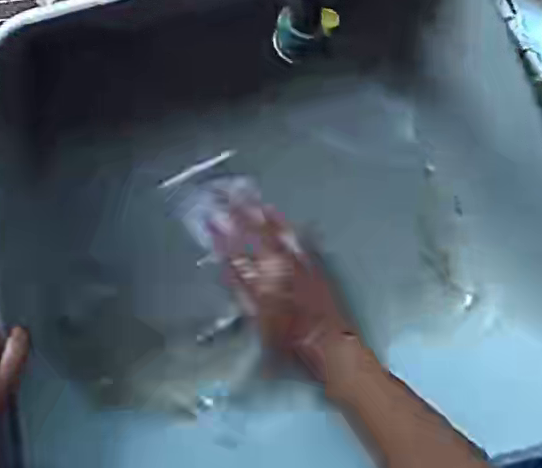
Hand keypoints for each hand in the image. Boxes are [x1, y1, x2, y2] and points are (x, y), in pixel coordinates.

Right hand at [209, 197, 363, 380]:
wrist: (331, 347)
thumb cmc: (289, 341)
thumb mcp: (257, 320)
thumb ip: (239, 289)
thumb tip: (225, 264)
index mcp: (259, 280)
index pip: (234, 251)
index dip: (221, 235)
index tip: (210, 219)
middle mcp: (276, 265)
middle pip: (251, 233)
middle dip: (235, 212)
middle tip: (223, 194)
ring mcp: (294, 261)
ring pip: (270, 230)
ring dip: (255, 211)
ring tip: (243, 194)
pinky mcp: (309, 261)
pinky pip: (291, 235)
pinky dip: (280, 221)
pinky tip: (272, 209)